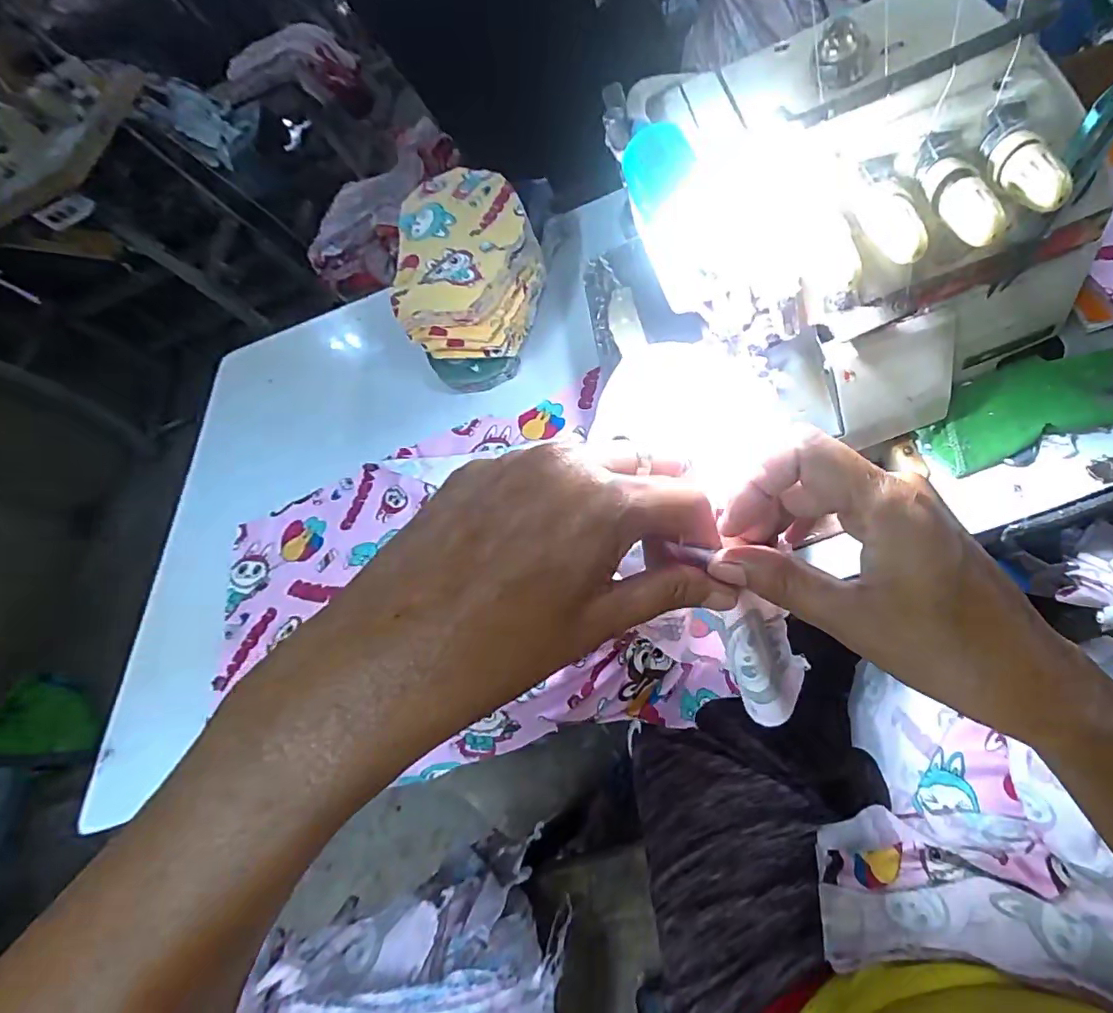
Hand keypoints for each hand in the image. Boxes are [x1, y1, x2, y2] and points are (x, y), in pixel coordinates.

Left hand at [245, 442, 738, 739]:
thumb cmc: (506, 649)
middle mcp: (567, 460)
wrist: (388, 655)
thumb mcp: (595, 621)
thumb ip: (665, 590)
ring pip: (589, 456)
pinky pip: (539, 465)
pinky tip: (542, 534)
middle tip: (658, 548)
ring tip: (603, 540)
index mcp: (606, 499)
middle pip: (641, 461)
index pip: (685, 495)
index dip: (704, 528)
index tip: (701, 561)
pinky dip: (562, 488)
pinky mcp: (477, 467)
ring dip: (613, 488)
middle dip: (662, 500)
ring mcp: (516, 457)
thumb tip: (724, 586)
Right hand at [709, 428, 1090, 742]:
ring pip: (829, 486)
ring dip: (786, 512)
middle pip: (811, 468)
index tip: (731, 529)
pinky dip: (814, 523)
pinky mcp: (913, 524)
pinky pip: (851, 506)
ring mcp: (908, 503)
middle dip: (764, 501)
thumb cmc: (940, 650)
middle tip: (734, 548)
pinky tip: (791, 551)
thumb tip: (723, 561)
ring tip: (754, 553)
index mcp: (885, 499)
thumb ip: (783, 581)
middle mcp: (896, 487)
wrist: (1026, 676)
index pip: (802, 453)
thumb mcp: (852, 618)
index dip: (755, 481)